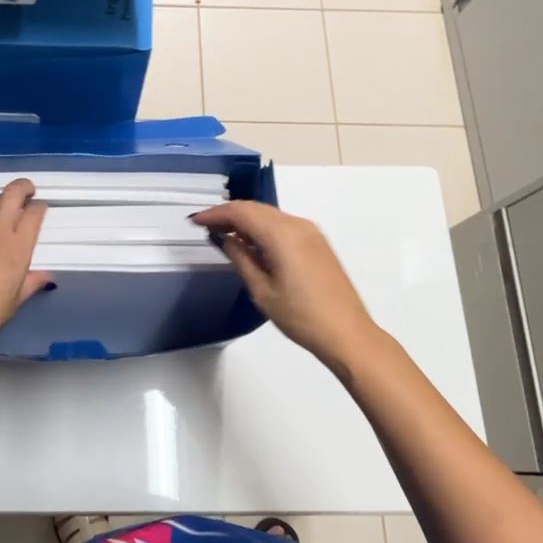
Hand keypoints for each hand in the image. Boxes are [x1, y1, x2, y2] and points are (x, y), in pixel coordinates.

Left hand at [0, 178, 52, 354]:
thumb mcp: (15, 300)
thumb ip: (32, 282)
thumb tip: (46, 276)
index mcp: (17, 249)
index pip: (34, 214)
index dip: (40, 207)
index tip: (40, 209)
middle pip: (11, 194)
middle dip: (23, 187)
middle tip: (27, 192)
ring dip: (0, 201)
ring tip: (4, 207)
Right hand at [192, 201, 382, 368]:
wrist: (347, 333)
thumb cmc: (301, 317)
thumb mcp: (262, 291)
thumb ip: (241, 258)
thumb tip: (225, 238)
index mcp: (282, 235)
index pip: (241, 212)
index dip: (215, 214)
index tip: (195, 221)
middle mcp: (298, 225)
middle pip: (256, 209)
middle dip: (229, 214)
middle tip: (206, 227)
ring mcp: (311, 232)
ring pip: (270, 215)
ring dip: (246, 220)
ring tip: (223, 234)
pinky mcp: (317, 242)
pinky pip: (283, 224)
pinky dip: (262, 227)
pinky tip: (251, 243)